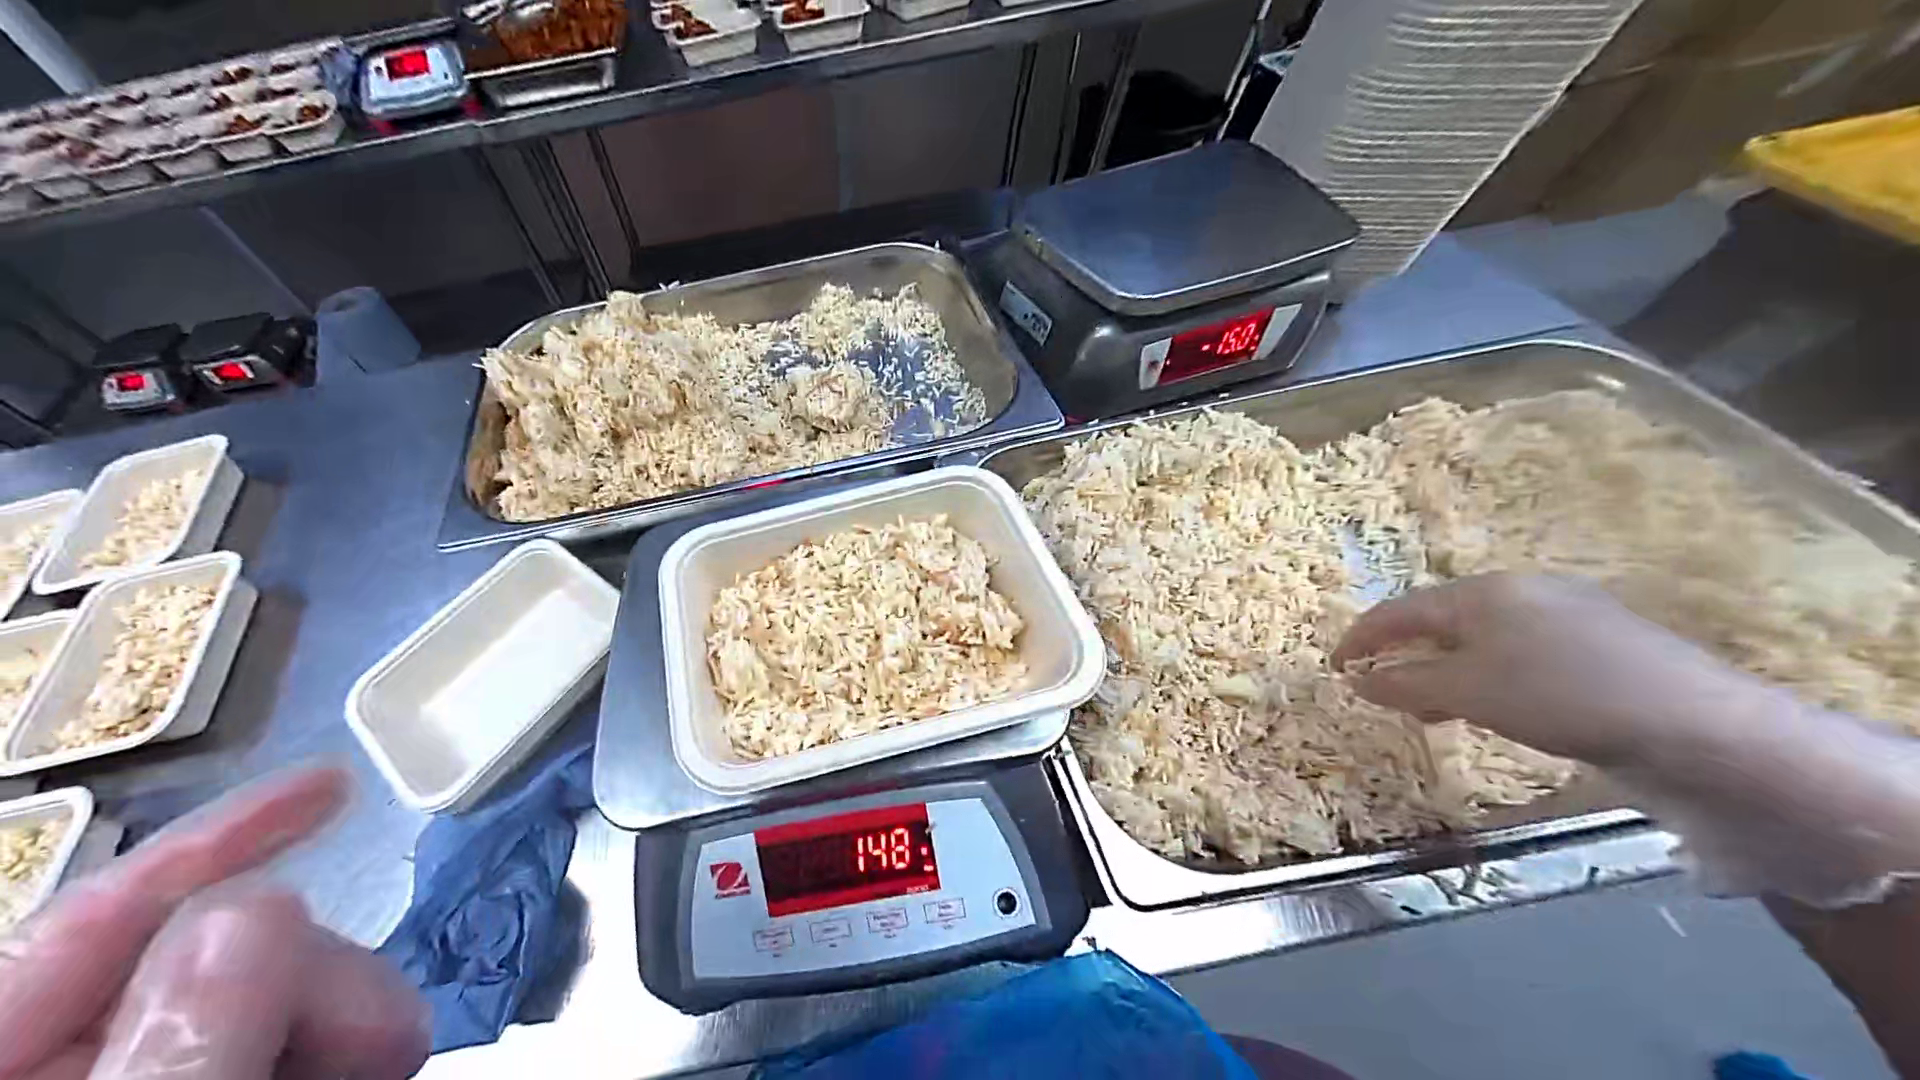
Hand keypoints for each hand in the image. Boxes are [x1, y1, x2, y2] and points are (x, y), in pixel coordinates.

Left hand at [0, 767, 430, 1079]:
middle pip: (210, 958)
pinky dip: (345, 1034)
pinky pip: (296, 1031)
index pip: (95, 924)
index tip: (334, 790)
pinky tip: (371, 1054)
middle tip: (389, 1037)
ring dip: (344, 1007)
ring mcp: (154, 1074)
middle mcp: (68, 1066)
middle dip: (319, 971)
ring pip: (269, 991)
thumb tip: (257, 910)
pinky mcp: (217, 1076)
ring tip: (386, 1056)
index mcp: (2, 1071)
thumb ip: (175, 1061)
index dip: (216, 839)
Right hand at [1331, 573, 1774, 765]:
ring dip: (1446, 669)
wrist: (1702, 726)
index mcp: (1481, 592)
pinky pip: (1518, 651)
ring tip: (1436, 706)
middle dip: (1405, 655)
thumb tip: (1357, 680)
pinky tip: (1498, 701)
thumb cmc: (1559, 696)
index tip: (1335, 666)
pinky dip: (1488, 674)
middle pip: (1439, 620)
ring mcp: (1565, 612)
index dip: (1360, 639)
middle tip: (1386, 690)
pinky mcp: (1601, 641)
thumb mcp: (1466, 691)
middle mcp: (1519, 590)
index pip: (1398, 610)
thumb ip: (1404, 683)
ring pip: (1480, 637)